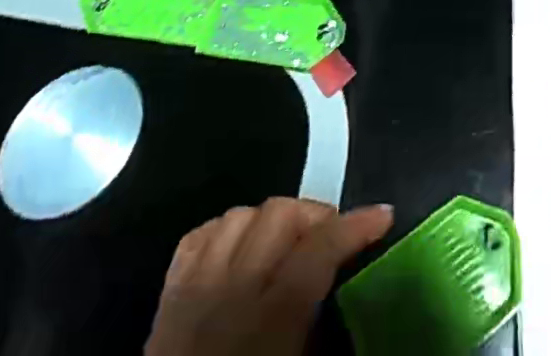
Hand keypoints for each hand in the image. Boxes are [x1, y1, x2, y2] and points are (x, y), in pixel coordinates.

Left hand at [145, 196, 393, 355]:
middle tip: (335, 237)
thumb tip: (345, 296)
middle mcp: (230, 292)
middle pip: (279, 215)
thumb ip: (323, 335)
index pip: (318, 250)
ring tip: (291, 242)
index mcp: (268, 323)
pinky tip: (243, 249)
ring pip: (241, 214)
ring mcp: (193, 288)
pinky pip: (202, 234)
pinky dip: (228, 231)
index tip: (383, 216)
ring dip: (273, 220)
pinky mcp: (167, 295)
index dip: (356, 225)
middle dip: (317, 215)